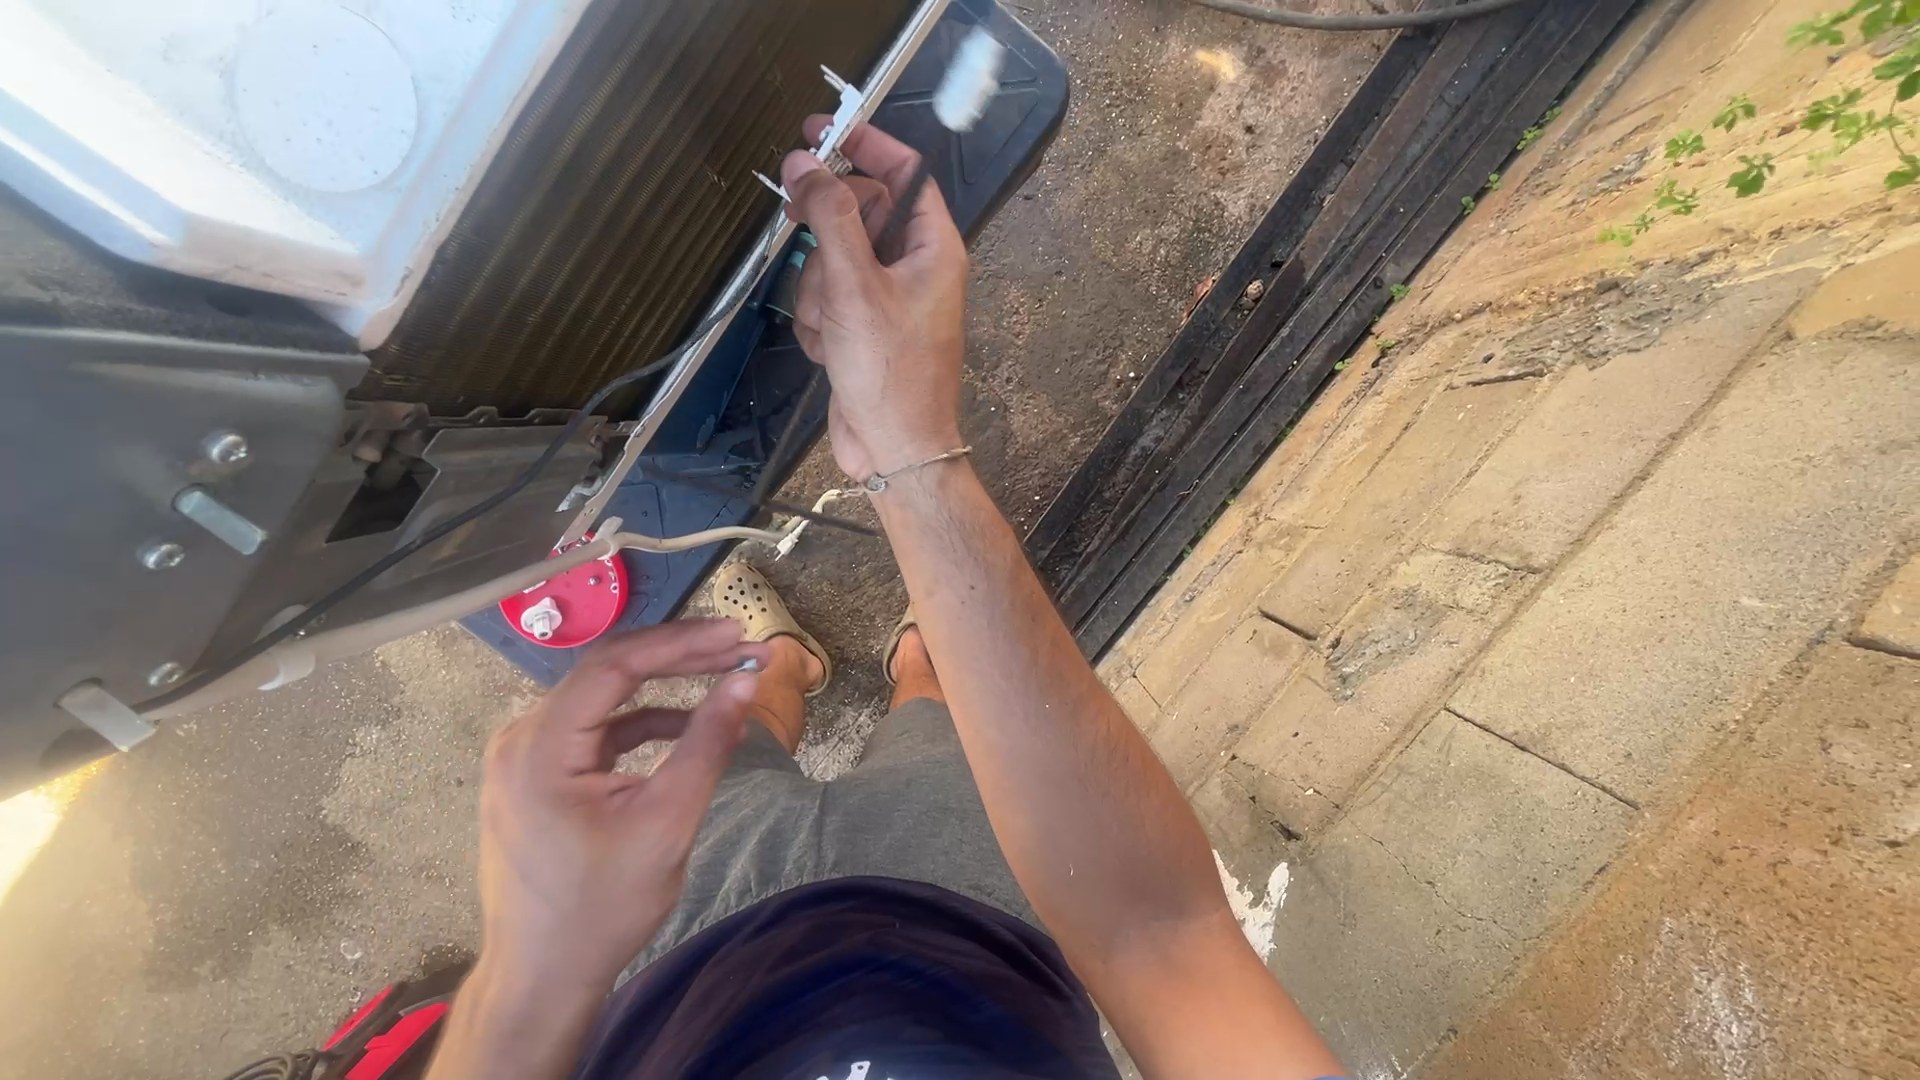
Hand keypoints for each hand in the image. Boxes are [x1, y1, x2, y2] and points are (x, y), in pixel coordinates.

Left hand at [475, 620, 768, 994]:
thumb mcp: (668, 821)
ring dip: (669, 685)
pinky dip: (648, 721)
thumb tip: (747, 679)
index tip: (739, 635)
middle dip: (683, 656)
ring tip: (728, 675)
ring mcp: (527, 754)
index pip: (616, 664)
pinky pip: (601, 728)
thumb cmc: (603, 906)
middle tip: (744, 648)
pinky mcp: (542, 772)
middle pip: (611, 672)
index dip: (683, 642)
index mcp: (539, 746)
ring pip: (608, 696)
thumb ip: (708, 742)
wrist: (544, 979)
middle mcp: (523, 736)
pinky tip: (690, 726)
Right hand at [781, 118, 969, 480]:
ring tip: (831, 327)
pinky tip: (830, 350)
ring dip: (818, 290)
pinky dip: (819, 321)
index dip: (864, 144)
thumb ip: (830, 218)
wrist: (893, 447)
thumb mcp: (856, 287)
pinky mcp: (862, 328)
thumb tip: (806, 164)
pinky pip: (826, 299)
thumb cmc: (891, 373)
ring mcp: (885, 298)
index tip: (818, 131)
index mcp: (932, 247)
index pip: (904, 171)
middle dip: (824, 231)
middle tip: (793, 217)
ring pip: (832, 259)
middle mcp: (913, 267)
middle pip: (857, 212)